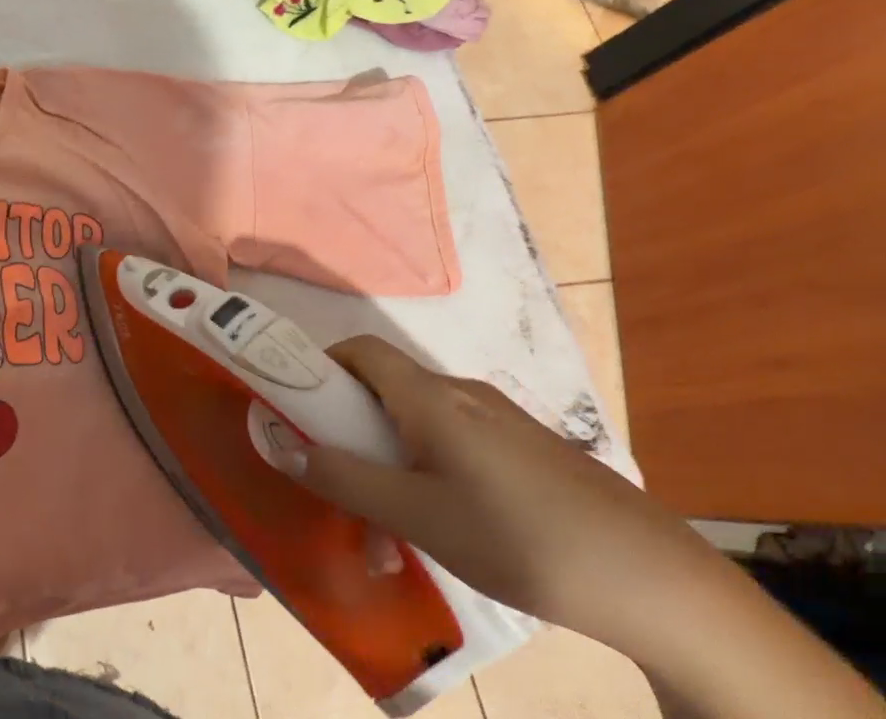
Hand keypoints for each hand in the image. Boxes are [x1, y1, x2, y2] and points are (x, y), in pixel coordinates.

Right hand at [279, 335, 721, 650]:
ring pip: (419, 424)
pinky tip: (439, 528)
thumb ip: (343, 478)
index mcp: (433, 398)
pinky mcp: (528, 453)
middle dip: (347, 428)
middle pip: (384, 389)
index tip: (293, 409)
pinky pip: (454, 445)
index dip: (317, 366)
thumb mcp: (416, 516)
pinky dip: (425, 471)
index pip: (359, 351)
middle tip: (332, 479)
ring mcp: (502, 423)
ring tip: (383, 524)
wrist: (657, 584)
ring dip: (386, 459)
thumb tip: (278, 445)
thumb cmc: (520, 539)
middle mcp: (464, 396)